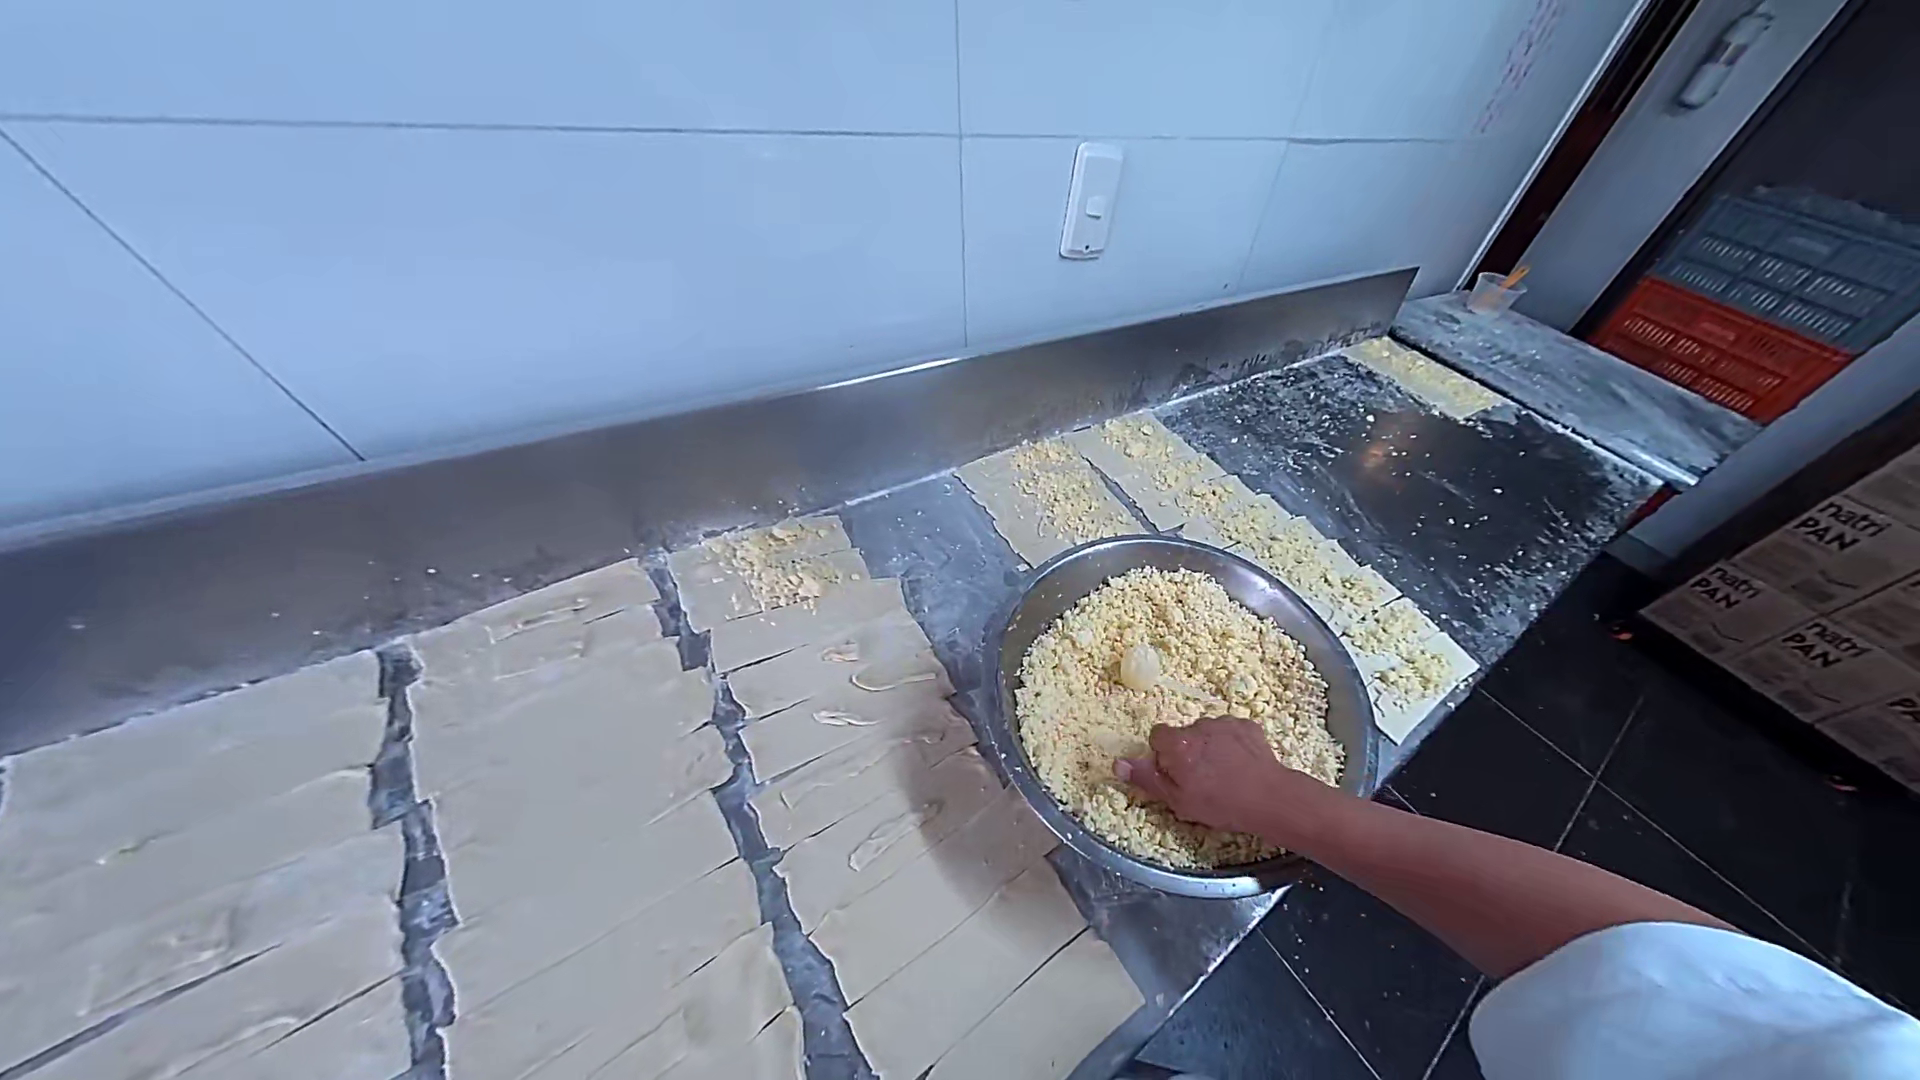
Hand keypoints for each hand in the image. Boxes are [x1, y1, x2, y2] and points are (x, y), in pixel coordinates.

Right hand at [1115, 717, 1321, 838]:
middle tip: (1201, 778)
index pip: (1157, 736)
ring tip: (1224, 773)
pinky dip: (1232, 743)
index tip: (1176, 773)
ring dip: (1209, 746)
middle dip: (1187, 750)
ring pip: (1206, 732)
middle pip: (1183, 734)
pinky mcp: (1246, 725)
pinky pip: (1230, 731)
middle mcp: (1197, 725)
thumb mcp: (1177, 799)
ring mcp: (1224, 723)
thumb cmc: (1220, 804)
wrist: (1271, 799)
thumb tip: (1117, 763)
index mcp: (1177, 742)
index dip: (1164, 755)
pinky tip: (1241, 764)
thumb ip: (1147, 778)